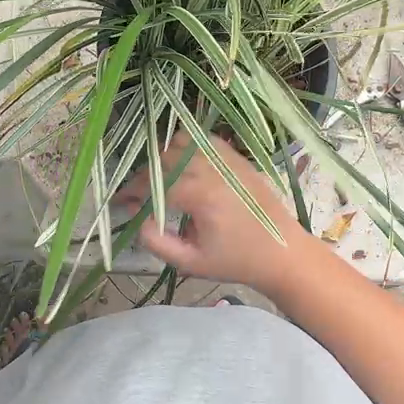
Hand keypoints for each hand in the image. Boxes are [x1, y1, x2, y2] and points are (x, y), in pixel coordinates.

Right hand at [121, 135, 326, 294]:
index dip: (134, 190)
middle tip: (139, 193)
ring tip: (162, 178)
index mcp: (201, 196)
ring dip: (167, 156)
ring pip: (184, 142)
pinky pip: (205, 140)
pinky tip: (184, 166)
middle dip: (147, 173)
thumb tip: (138, 219)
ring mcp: (227, 159)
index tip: (122, 200)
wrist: (281, 252)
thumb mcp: (191, 262)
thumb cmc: (236, 261)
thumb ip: (157, 242)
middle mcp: (213, 170)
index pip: (156, 182)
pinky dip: (189, 147)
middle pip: (166, 158)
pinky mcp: (237, 157)